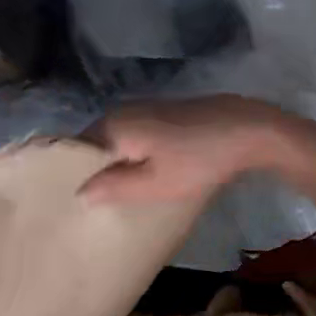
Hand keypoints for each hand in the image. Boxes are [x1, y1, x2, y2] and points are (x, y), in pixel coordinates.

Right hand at [81, 95, 300, 205]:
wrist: (247, 128)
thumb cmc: (198, 159)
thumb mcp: (155, 184)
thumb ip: (114, 187)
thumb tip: (80, 192)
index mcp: (113, 126)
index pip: (74, 151)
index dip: (70, 176)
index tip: (69, 203)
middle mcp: (121, 111)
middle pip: (95, 145)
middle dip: (93, 171)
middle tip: (92, 206)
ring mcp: (143, 109)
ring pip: (116, 141)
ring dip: (115, 164)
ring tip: (113, 196)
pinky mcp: (163, 113)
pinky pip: (135, 136)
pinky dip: (133, 155)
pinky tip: (141, 175)